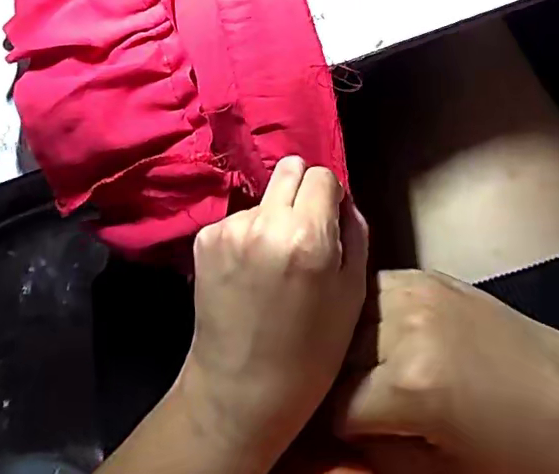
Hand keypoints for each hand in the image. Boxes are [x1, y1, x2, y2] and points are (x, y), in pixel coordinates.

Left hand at [174, 156, 369, 472]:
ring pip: (262, 198)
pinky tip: (248, 272)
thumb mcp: (352, 295)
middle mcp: (265, 221)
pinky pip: (237, 219)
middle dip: (301, 191)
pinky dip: (246, 236)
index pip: (322, 175)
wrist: (242, 389)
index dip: (329, 195)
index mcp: (308, 235)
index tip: (329, 219)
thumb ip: (354, 234)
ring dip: (272, 217)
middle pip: (288, 169)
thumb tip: (342, 198)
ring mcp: (229, 226)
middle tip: (303, 228)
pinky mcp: (204, 237)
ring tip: (272, 264)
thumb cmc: (310, 352)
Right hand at [332, 269, 558, 471]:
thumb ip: (375, 453)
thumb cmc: (521, 457)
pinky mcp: (423, 275)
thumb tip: (328, 440)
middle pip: (330, 350)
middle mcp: (404, 325)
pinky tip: (372, 339)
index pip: (331, 403)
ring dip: (339, 343)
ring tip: (348, 370)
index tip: (324, 439)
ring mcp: (414, 290)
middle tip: (332, 403)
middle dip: (327, 379)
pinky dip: (361, 315)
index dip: (325, 427)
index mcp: (411, 384)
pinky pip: (369, 290)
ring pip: (342, 313)